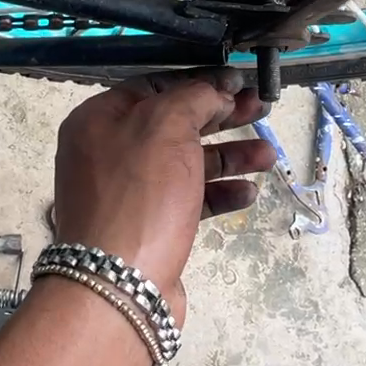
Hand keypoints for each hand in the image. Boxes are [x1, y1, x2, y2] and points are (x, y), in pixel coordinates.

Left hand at [52, 69, 270, 322]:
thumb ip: (193, 98)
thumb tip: (215, 90)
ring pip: (184, 164)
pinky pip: (186, 200)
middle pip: (172, 124)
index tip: (238, 82)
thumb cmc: (140, 194)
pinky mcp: (146, 227)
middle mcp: (106, 152)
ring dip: (228, 157)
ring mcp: (126, 193)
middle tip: (263, 109)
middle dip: (221, 117)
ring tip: (268, 156)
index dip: (198, 82)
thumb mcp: (166, 127)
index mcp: (98, 119)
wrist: (119, 283)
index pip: (153, 86)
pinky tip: (247, 193)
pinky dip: (217, 194)